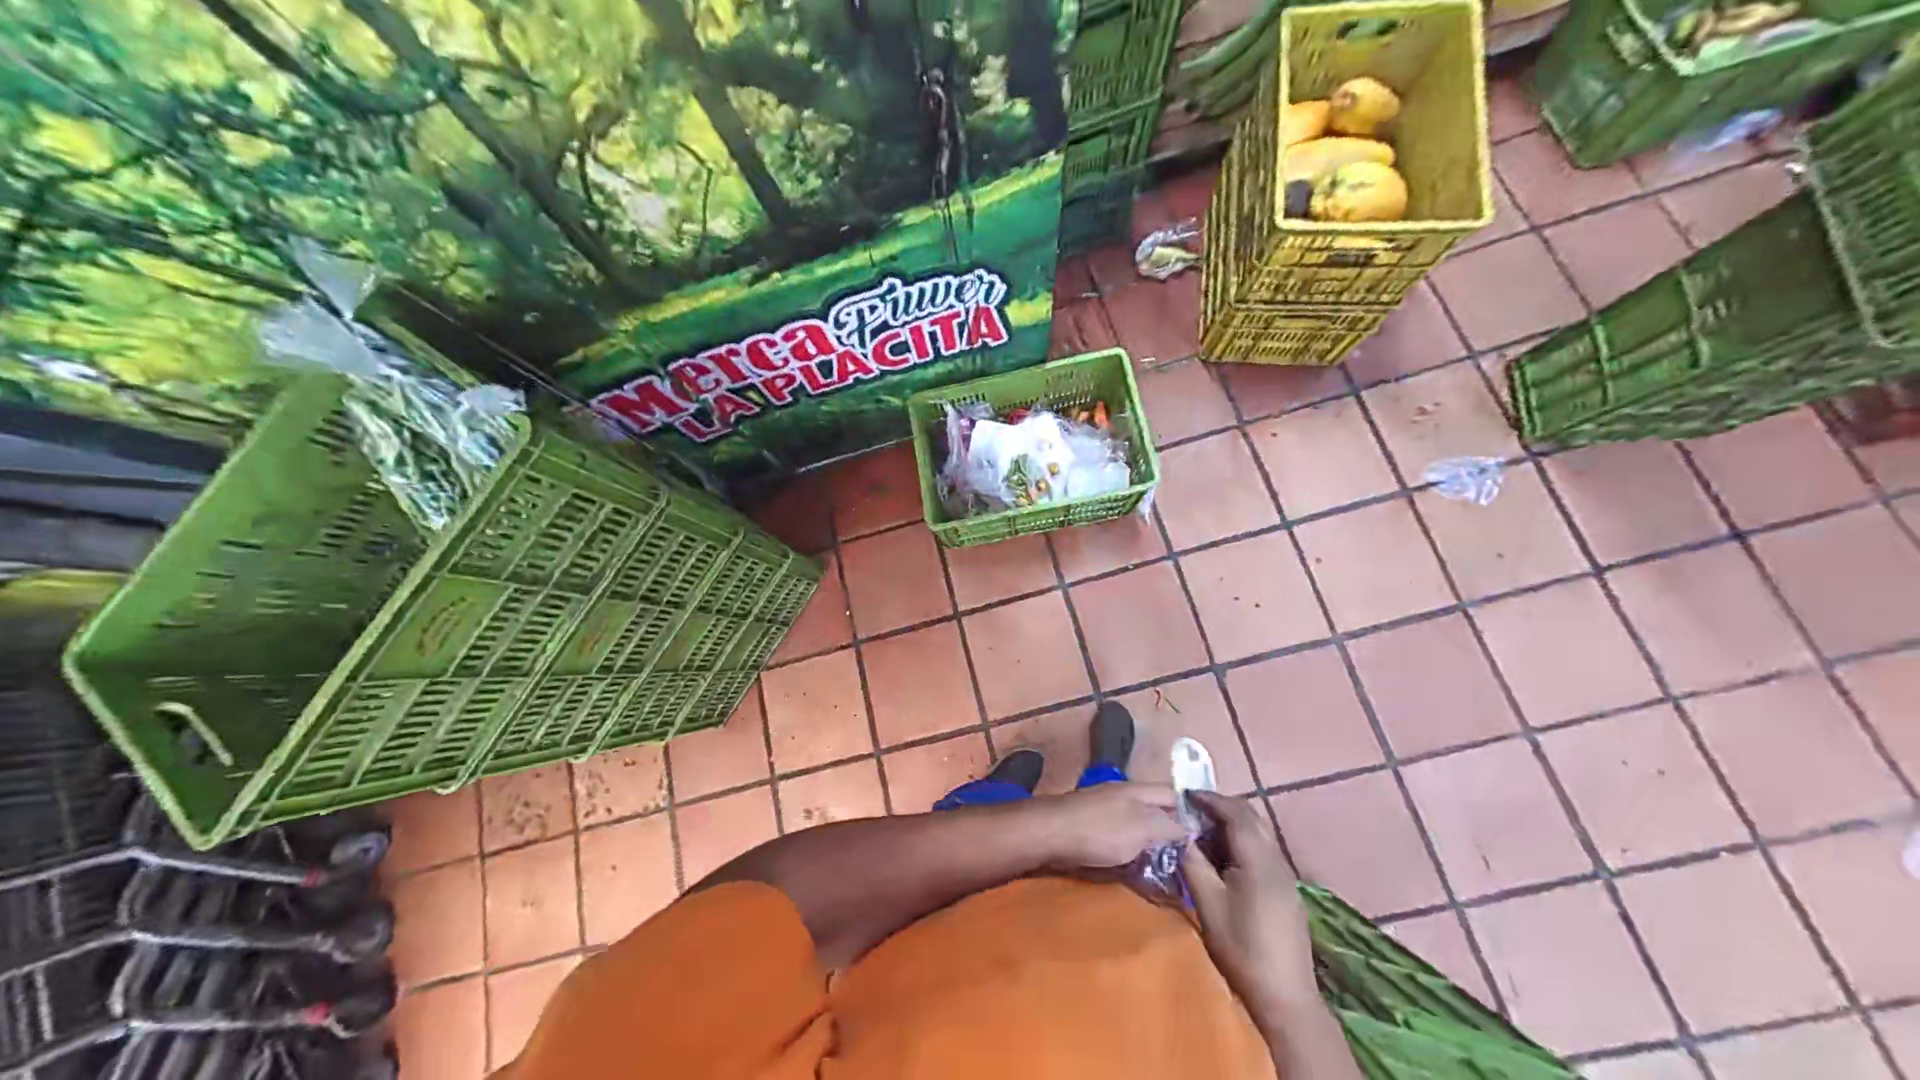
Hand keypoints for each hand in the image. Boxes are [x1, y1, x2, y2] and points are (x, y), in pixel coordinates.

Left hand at [1034, 782, 1185, 868]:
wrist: (1049, 835)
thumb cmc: (1100, 830)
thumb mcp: (1143, 827)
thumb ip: (1169, 825)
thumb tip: (1191, 826)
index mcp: (1140, 791)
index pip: (1175, 796)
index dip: (1194, 813)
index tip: (1212, 837)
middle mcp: (1125, 798)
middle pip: (1158, 813)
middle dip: (1175, 836)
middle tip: (1194, 863)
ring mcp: (1107, 813)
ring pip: (1140, 830)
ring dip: (1154, 849)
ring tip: (1173, 874)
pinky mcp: (1093, 831)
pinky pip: (1123, 842)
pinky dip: (1134, 855)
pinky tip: (1141, 872)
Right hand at [1182, 791, 1317, 1014]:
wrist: (1284, 996)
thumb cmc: (1241, 947)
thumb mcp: (1207, 902)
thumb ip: (1192, 861)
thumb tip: (1178, 834)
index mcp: (1259, 859)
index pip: (1235, 813)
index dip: (1210, 799)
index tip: (1185, 795)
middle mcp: (1277, 860)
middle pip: (1251, 818)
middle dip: (1221, 807)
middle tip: (1192, 810)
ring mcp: (1286, 876)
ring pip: (1259, 834)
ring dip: (1232, 825)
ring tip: (1202, 832)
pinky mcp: (1287, 891)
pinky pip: (1263, 851)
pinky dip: (1241, 842)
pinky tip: (1223, 859)